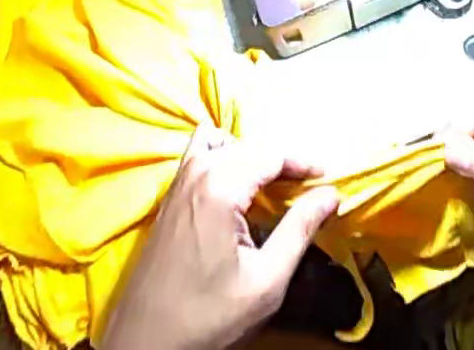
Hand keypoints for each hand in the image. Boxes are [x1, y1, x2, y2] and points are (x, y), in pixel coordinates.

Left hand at [98, 129, 338, 349]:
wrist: (144, 346)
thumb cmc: (206, 319)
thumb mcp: (265, 282)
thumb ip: (299, 230)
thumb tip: (329, 193)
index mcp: (220, 186)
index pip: (272, 153)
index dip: (303, 162)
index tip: (327, 178)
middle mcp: (197, 170)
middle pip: (251, 145)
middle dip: (282, 162)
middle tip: (306, 189)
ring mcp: (179, 178)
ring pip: (226, 143)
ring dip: (253, 157)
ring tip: (273, 187)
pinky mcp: (170, 192)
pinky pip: (202, 151)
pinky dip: (226, 155)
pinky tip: (237, 185)